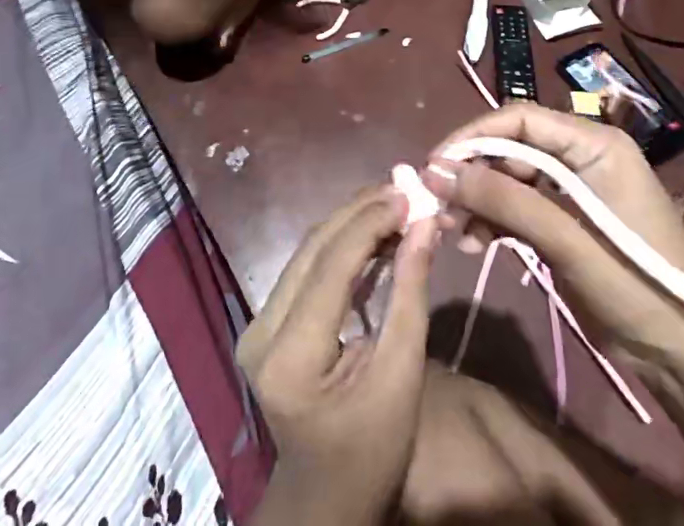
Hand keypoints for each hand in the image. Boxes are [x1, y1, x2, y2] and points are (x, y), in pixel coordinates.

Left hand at [239, 186, 439, 525]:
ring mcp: (257, 325)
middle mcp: (260, 331)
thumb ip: (410, 292)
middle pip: (314, 248)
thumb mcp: (401, 371)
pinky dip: (344, 246)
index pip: (331, 265)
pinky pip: (308, 269)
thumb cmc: (373, 446)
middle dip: (362, 212)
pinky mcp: (267, 323)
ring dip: (353, 223)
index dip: (372, 222)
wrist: (328, 493)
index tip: (412, 195)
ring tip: (398, 202)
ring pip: (308, 252)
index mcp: (288, 355)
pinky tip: (377, 232)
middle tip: (407, 189)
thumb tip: (426, 224)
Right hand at [424, 104, 683, 368]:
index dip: (473, 137)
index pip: (521, 119)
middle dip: (474, 174)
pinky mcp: (571, 222)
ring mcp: (578, 191)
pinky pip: (523, 207)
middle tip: (438, 209)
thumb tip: (437, 172)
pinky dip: (496, 221)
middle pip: (514, 148)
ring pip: (513, 179)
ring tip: (455, 235)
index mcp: (595, 145)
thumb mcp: (568, 240)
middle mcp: (585, 157)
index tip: (432, 168)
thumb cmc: (638, 286)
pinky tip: (476, 245)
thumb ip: (505, 201)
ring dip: (481, 201)